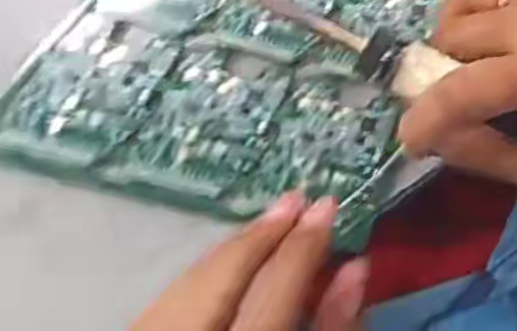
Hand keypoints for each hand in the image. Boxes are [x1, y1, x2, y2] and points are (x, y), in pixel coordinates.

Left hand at [132, 193, 367, 330]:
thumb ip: (330, 327)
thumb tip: (355, 267)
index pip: (273, 293)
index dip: (304, 246)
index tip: (327, 203)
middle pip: (220, 280)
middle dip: (261, 235)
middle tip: (298, 199)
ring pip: (184, 285)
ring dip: (231, 252)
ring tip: (269, 225)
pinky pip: (161, 304)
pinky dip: (199, 280)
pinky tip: (223, 268)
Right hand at [398, 0, 516, 185]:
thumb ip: (471, 144)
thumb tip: (423, 127)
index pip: (465, 87)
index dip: (426, 115)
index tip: (409, 136)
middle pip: (452, 40)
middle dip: (441, 76)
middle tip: (452, 100)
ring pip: (455, 6)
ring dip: (450, 40)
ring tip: (469, 63)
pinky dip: (462, 9)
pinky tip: (477, 33)